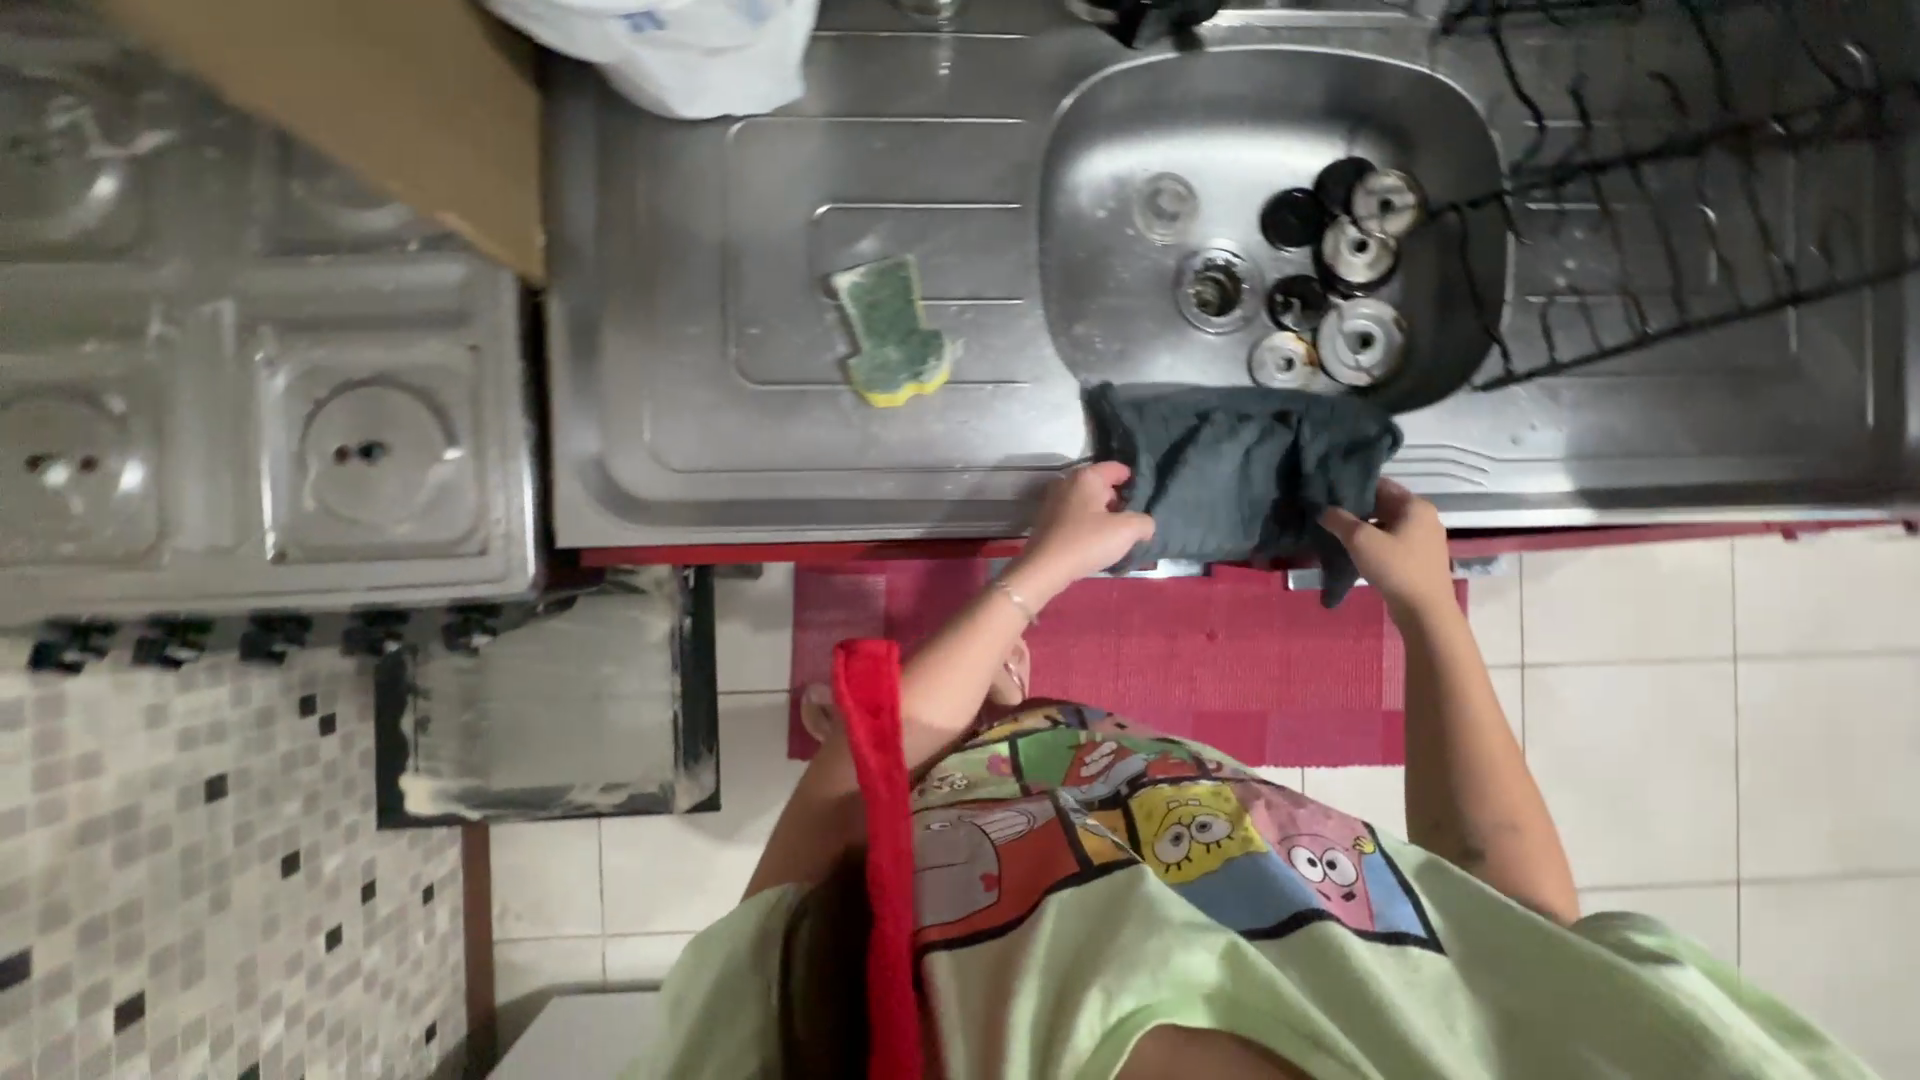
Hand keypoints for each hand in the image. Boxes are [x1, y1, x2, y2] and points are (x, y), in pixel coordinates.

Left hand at [1005, 462, 1154, 604]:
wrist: (1045, 568)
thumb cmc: (1087, 542)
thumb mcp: (1127, 530)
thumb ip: (1144, 522)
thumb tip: (1145, 525)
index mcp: (1086, 476)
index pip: (1117, 468)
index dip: (1135, 482)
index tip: (1146, 501)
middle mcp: (1068, 482)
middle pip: (1103, 486)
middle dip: (1120, 502)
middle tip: (1133, 523)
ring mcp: (1054, 500)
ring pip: (1089, 503)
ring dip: (1104, 516)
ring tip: (1118, 536)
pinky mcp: (1048, 520)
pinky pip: (1077, 516)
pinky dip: (1089, 525)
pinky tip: (1097, 543)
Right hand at [1319, 479, 1455, 623]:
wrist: (1425, 610)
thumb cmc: (1395, 568)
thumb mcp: (1360, 540)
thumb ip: (1338, 520)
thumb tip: (1322, 509)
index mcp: (1415, 505)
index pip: (1380, 485)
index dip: (1353, 487)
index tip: (1329, 493)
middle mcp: (1424, 516)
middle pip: (1384, 504)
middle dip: (1357, 509)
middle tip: (1329, 514)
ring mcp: (1425, 537)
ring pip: (1388, 523)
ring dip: (1365, 527)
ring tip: (1338, 532)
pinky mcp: (1421, 556)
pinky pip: (1394, 540)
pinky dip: (1376, 541)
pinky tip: (1357, 550)